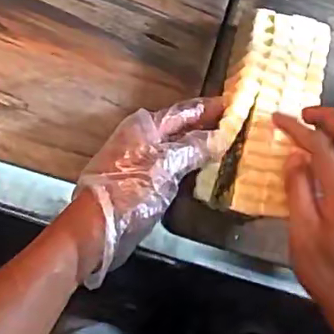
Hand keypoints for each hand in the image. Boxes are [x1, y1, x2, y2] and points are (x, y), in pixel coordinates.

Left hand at [72, 98, 222, 288]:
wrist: (97, 229)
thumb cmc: (129, 191)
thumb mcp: (166, 165)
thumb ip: (194, 148)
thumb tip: (219, 135)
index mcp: (146, 125)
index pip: (185, 110)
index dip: (210, 107)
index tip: (234, 104)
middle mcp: (143, 138)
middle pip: (181, 128)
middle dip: (207, 126)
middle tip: (236, 125)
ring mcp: (141, 161)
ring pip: (178, 148)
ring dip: (200, 148)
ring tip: (228, 146)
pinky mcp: (142, 183)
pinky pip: (173, 167)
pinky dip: (190, 166)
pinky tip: (206, 171)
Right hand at [277, 107, 333, 328]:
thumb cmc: (328, 271)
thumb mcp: (302, 233)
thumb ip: (298, 190)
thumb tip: (295, 156)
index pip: (321, 145)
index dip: (297, 128)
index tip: (277, 118)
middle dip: (330, 116)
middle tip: (303, 114)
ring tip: (316, 127)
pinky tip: (328, 152)